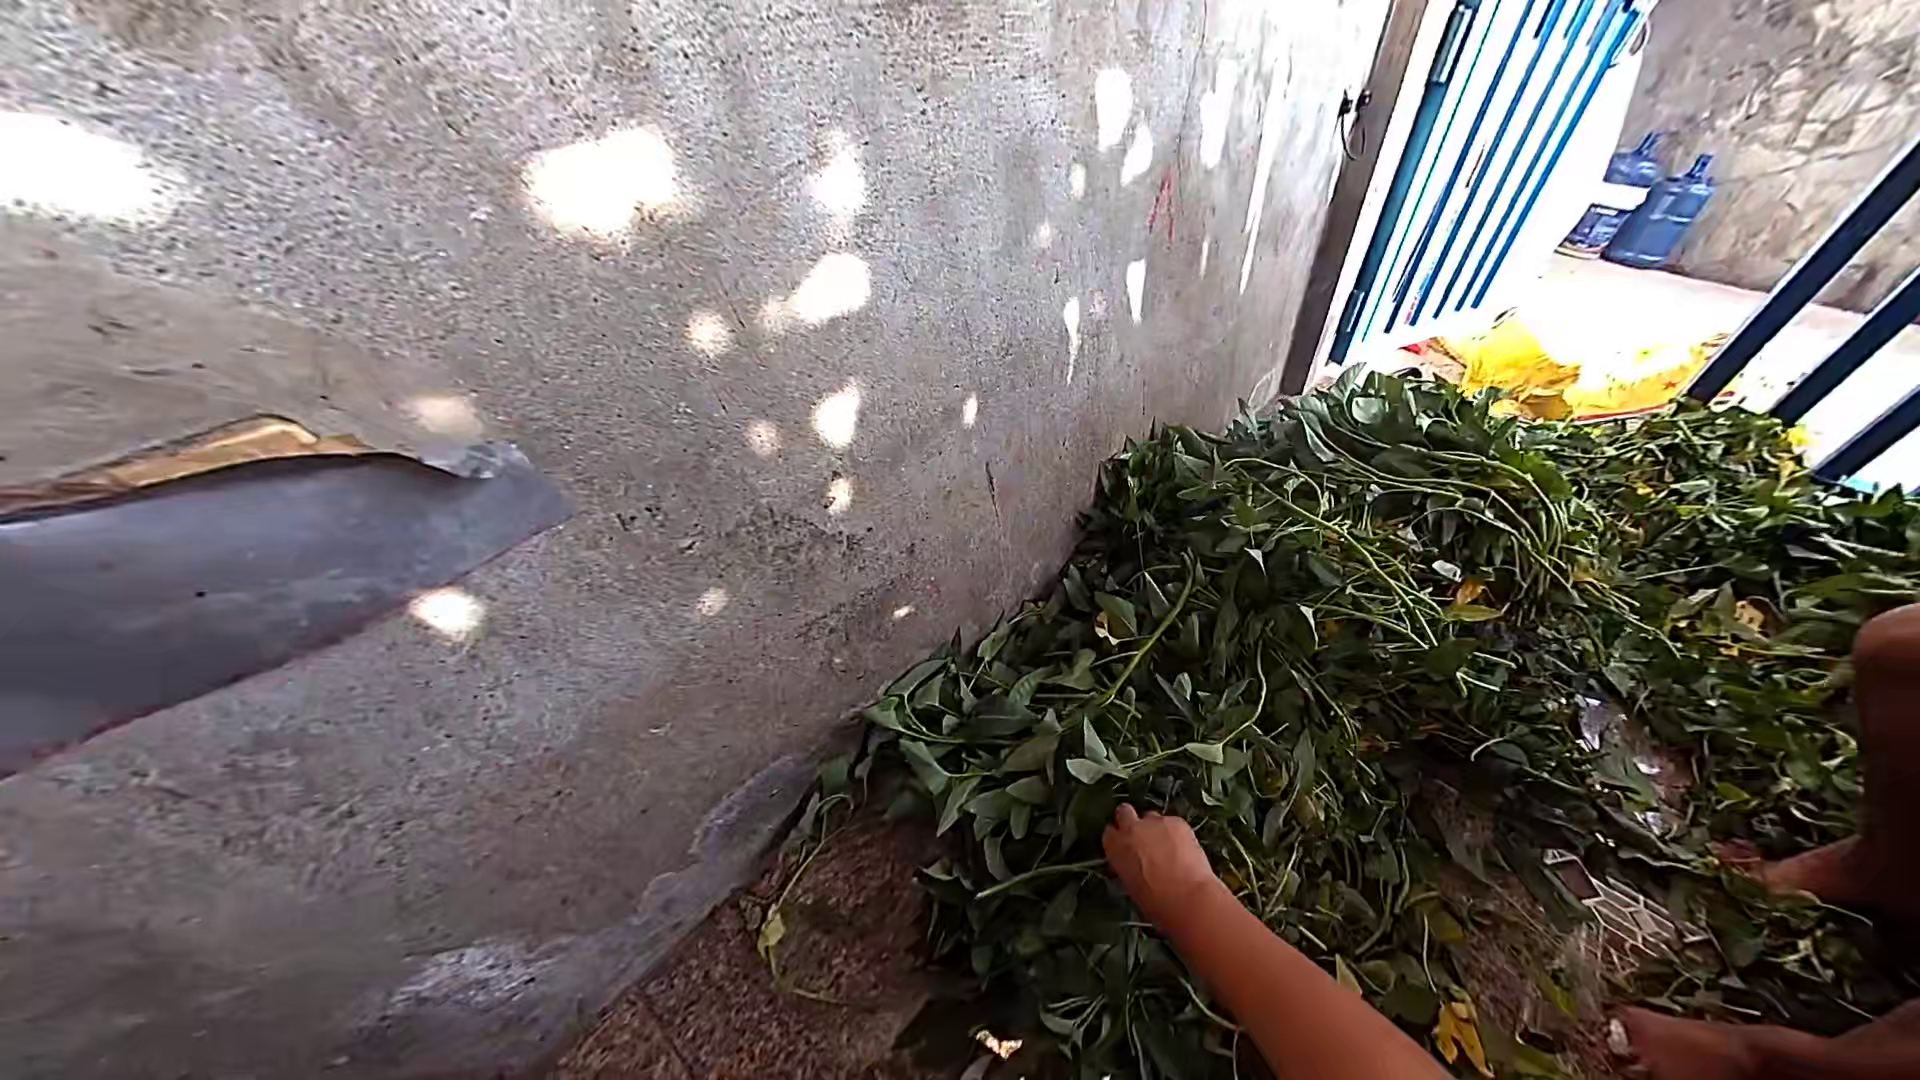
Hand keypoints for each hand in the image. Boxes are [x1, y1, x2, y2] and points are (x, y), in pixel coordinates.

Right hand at [1102, 805, 1224, 929]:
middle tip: (1144, 838)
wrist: (1188, 899)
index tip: (1126, 846)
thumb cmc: (1157, 903)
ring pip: (1152, 817)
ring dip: (1156, 828)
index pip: (1109, 832)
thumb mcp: (1130, 886)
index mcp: (1115, 846)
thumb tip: (1133, 864)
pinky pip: (1173, 823)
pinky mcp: (1176, 822)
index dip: (1119, 838)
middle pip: (1124, 811)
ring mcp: (1154, 822)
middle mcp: (1131, 828)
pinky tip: (1185, 850)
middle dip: (1132, 821)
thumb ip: (1127, 866)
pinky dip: (1177, 833)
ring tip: (1169, 848)